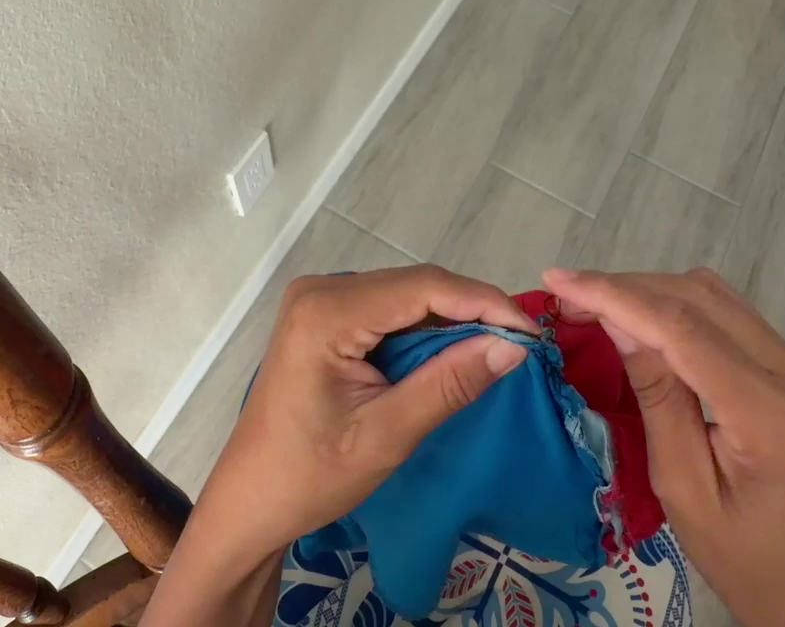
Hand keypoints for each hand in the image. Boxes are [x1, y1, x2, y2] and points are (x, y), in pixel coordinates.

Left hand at [142, 265, 534, 626]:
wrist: (252, 499)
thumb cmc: (312, 475)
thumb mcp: (387, 434)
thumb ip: (449, 384)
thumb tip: (513, 346)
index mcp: (327, 312)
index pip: (422, 286)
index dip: (483, 302)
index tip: (532, 332)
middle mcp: (321, 289)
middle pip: (414, 284)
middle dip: (470, 310)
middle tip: (521, 344)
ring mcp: (319, 299)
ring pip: (404, 294)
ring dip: (450, 318)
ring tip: (497, 347)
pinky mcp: (323, 314)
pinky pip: (387, 308)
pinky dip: (423, 328)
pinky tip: (451, 351)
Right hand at [543, 267, 784, 626]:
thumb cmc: (744, 564)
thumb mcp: (680, 489)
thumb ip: (655, 396)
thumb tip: (616, 320)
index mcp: (777, 421)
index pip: (684, 330)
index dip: (615, 296)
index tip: (558, 280)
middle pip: (702, 301)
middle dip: (627, 288)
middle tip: (568, 294)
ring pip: (719, 299)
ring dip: (652, 292)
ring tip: (597, 302)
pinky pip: (735, 320)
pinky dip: (681, 309)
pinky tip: (644, 319)